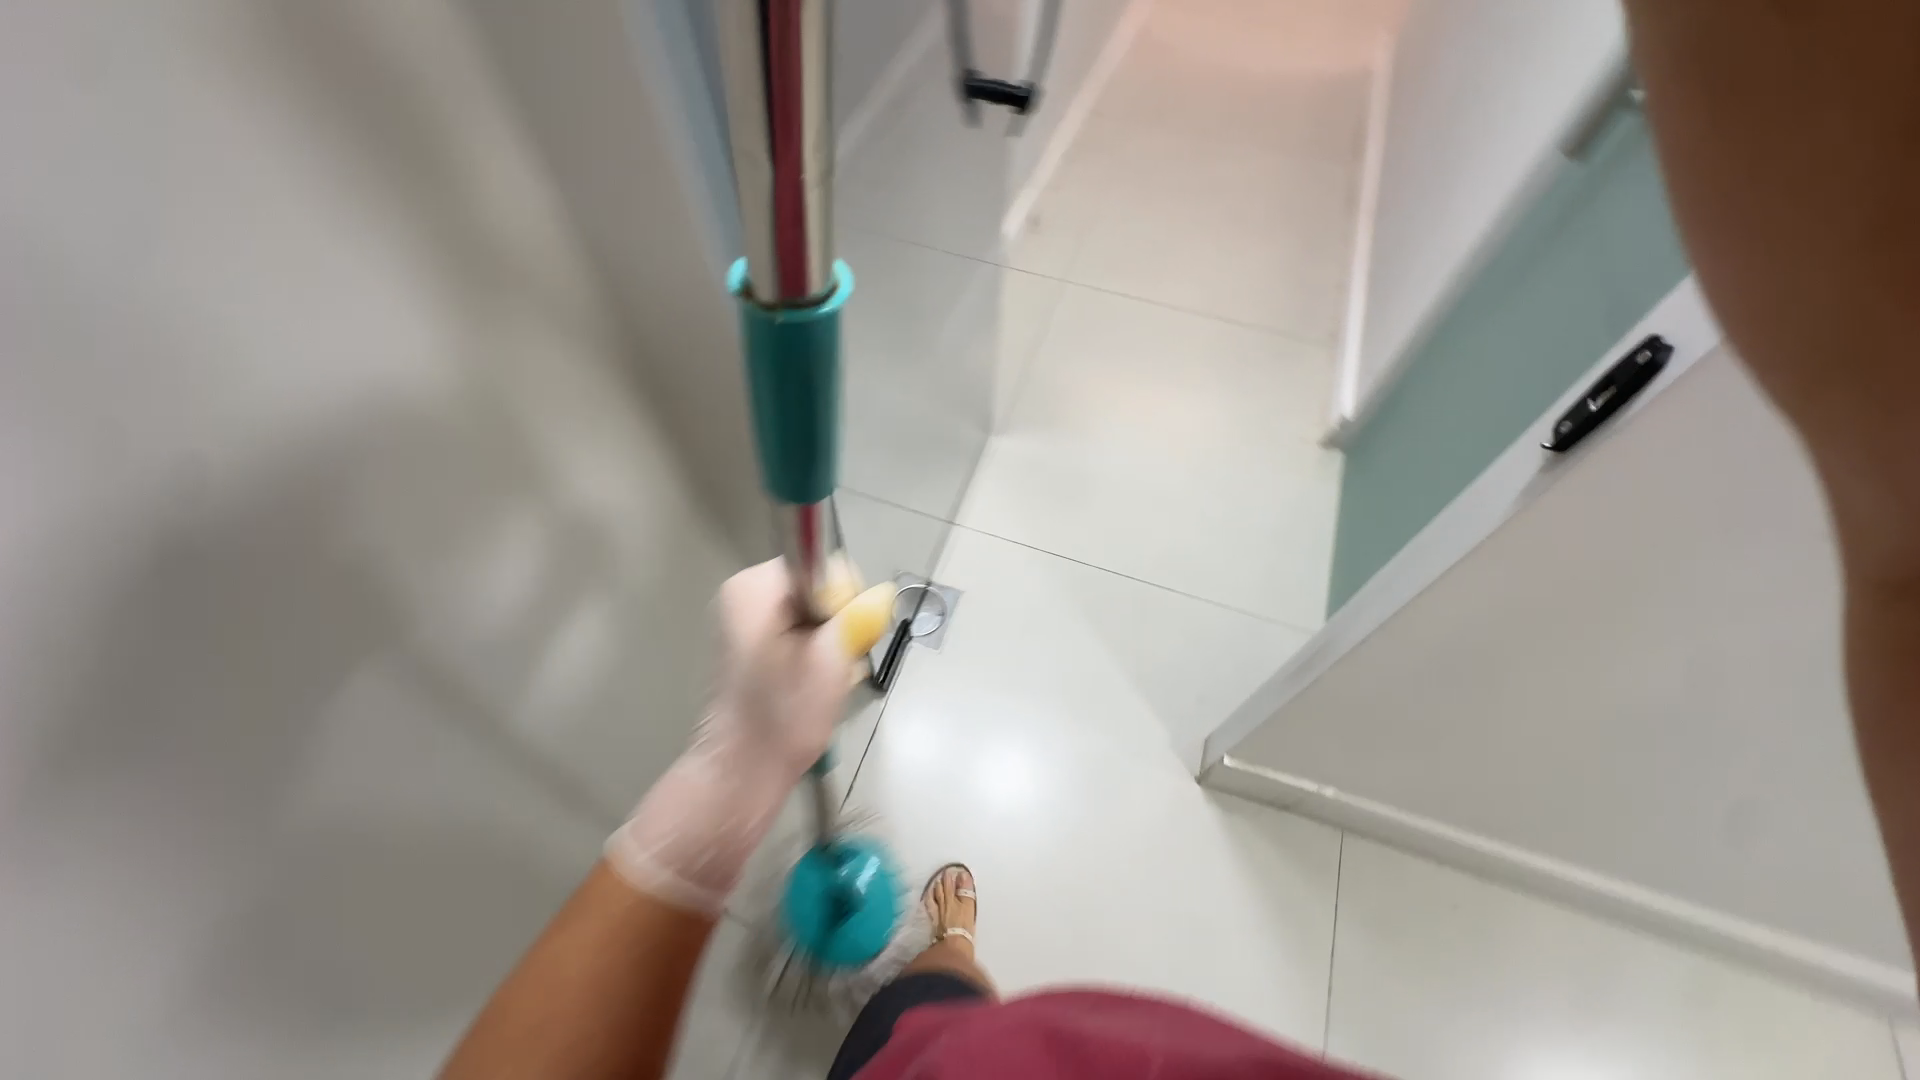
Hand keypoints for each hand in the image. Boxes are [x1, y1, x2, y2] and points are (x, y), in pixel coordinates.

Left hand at [604, 558, 895, 913]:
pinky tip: (812, 686)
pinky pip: (805, 635)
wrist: (745, 772)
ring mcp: (749, 622)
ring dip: (831, 647)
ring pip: (820, 617)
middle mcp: (746, 595)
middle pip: (824, 591)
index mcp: (754, 586)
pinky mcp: (756, 647)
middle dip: (839, 627)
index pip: (827, 569)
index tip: (833, 643)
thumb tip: (883, 593)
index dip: (843, 604)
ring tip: (821, 682)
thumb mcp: (830, 659)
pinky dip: (817, 657)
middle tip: (831, 668)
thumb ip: (858, 617)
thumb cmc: (784, 715)